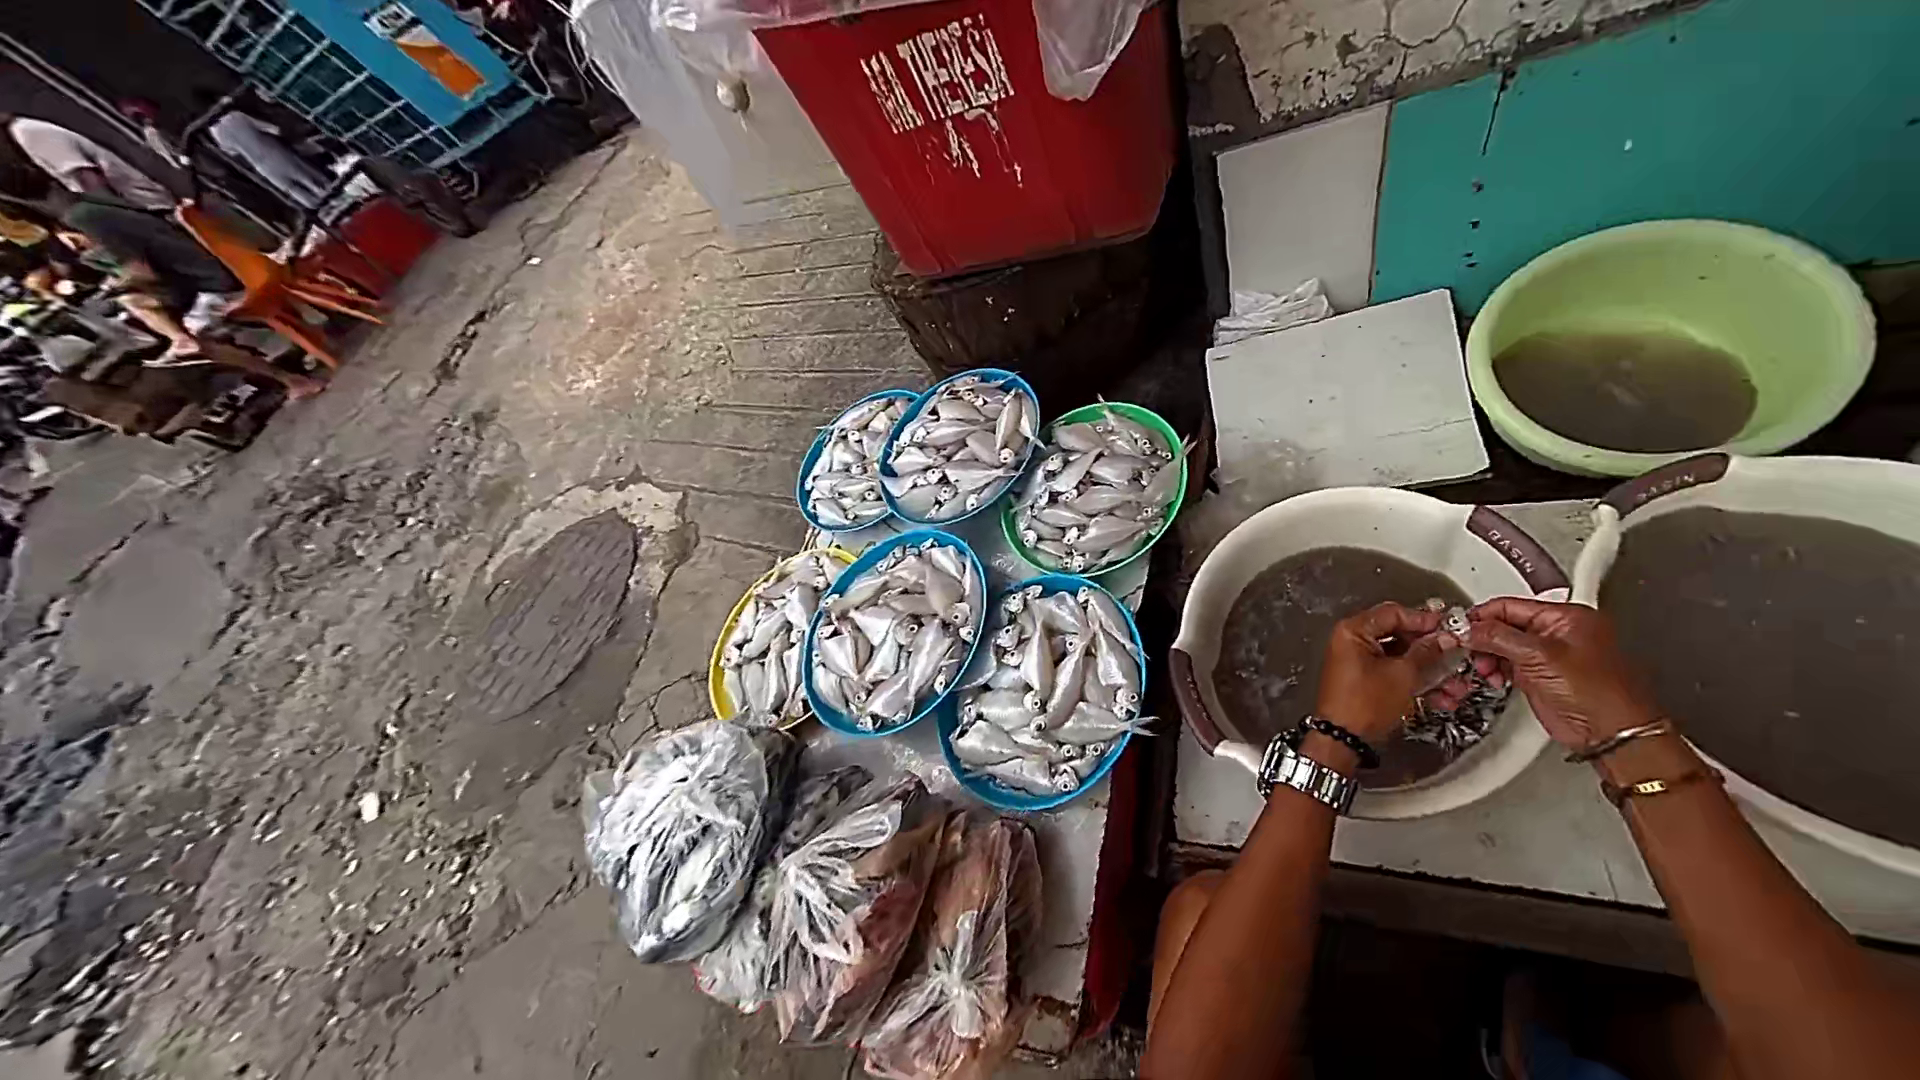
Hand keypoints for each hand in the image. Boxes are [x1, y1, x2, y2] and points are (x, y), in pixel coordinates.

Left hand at [1315, 602, 1452, 744]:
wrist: (1344, 737)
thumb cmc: (1363, 704)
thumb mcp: (1402, 675)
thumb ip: (1426, 653)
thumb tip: (1443, 638)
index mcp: (1353, 631)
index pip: (1393, 613)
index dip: (1424, 620)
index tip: (1449, 629)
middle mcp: (1352, 641)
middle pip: (1399, 635)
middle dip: (1432, 651)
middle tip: (1456, 657)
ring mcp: (1358, 660)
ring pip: (1402, 657)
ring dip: (1430, 671)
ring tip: (1455, 685)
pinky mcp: (1365, 678)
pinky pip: (1395, 672)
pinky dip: (1416, 681)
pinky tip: (1441, 696)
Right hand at [1462, 597, 1661, 749]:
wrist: (1610, 733)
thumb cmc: (1597, 694)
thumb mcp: (1539, 656)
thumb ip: (1497, 636)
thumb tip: (1467, 627)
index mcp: (1565, 617)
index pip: (1507, 606)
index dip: (1480, 618)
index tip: (1459, 630)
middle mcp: (1556, 632)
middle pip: (1501, 625)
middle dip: (1482, 640)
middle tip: (1468, 651)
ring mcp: (1547, 654)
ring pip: (1499, 645)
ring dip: (1485, 657)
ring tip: (1486, 669)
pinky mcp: (1538, 673)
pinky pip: (1505, 662)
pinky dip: (1493, 669)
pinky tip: (1493, 677)